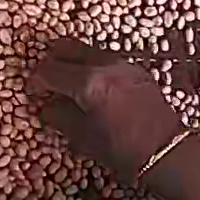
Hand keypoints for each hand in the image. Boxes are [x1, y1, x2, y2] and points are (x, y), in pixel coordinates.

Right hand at [30, 39, 184, 182]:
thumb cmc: (122, 149)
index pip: (48, 70)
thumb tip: (46, 105)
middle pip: (66, 48)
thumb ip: (59, 116)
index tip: (33, 93)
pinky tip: (94, 90)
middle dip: (52, 63)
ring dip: (73, 64)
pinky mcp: (138, 70)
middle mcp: (106, 65)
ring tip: (70, 88)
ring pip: (88, 51)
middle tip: (47, 84)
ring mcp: (124, 64)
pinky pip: (107, 60)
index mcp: (88, 82)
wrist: (166, 151)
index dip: (35, 81)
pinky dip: (93, 68)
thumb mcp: (83, 138)